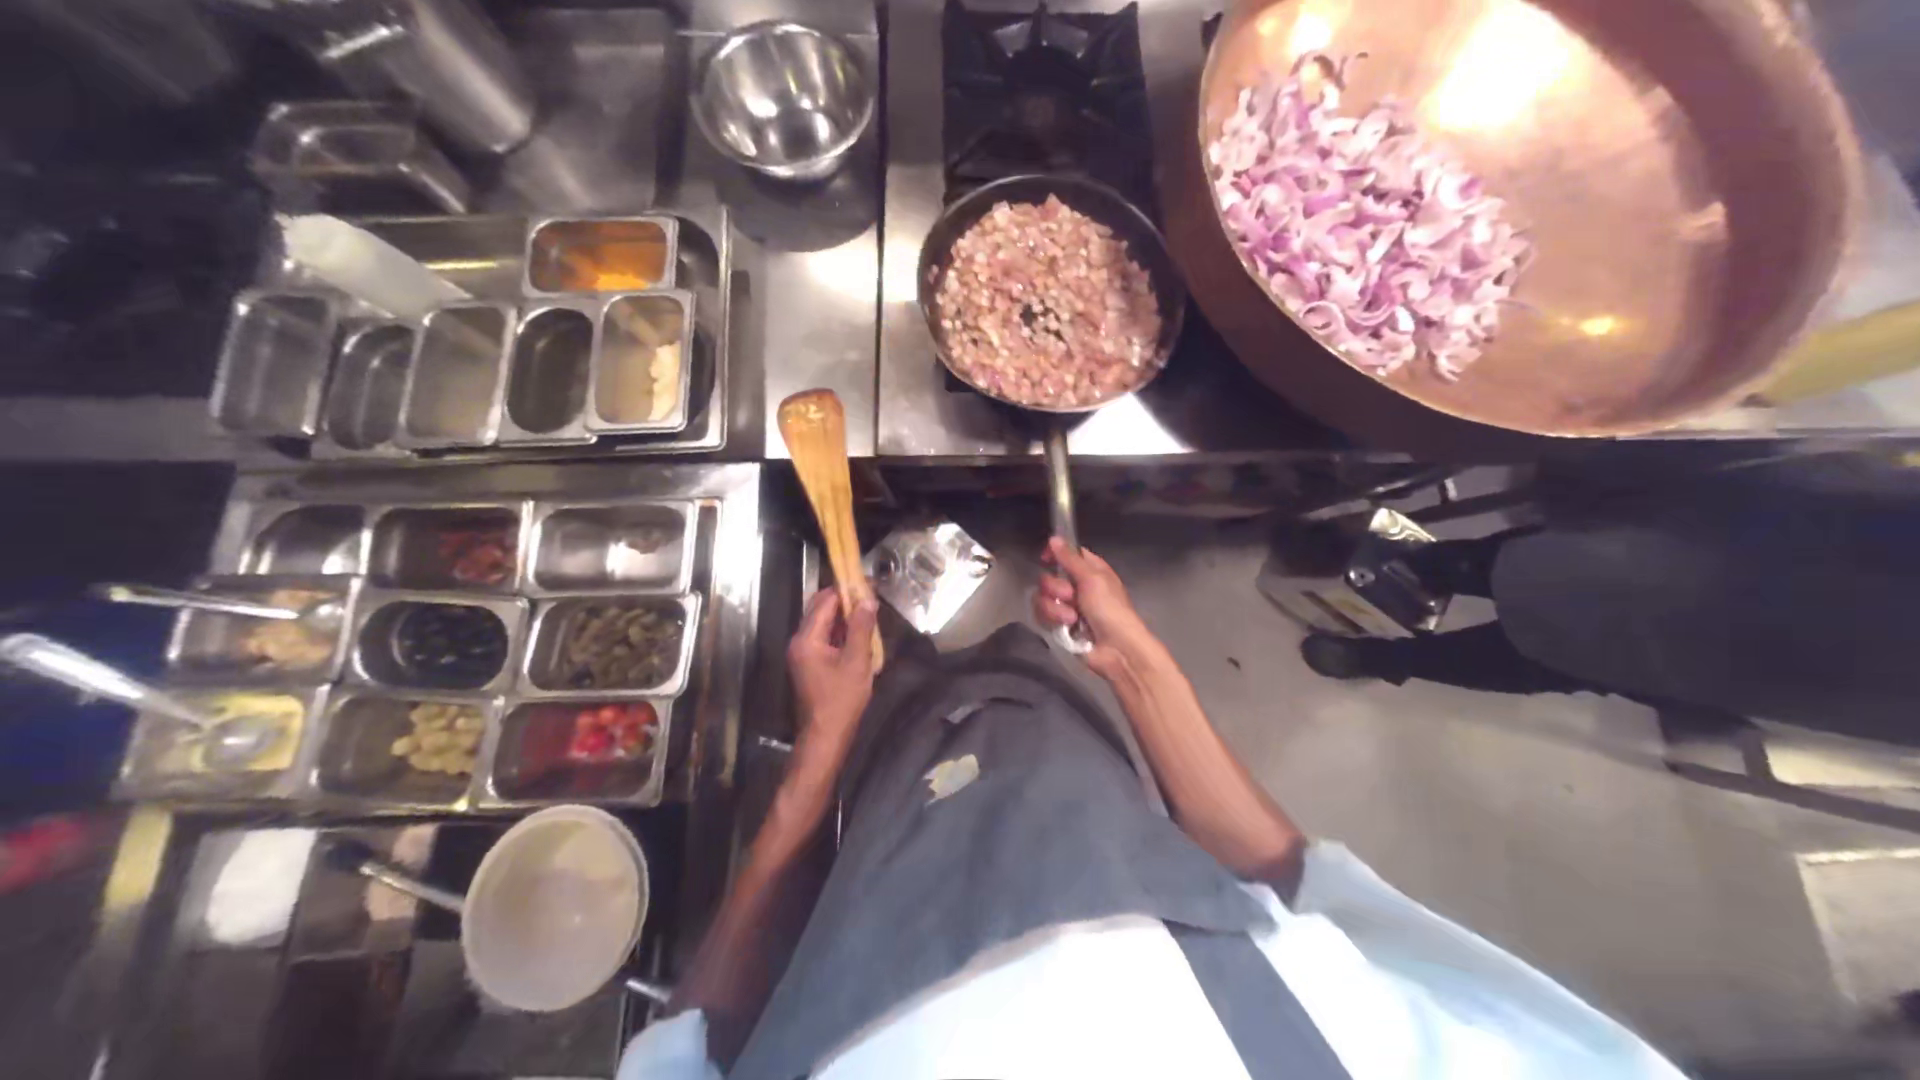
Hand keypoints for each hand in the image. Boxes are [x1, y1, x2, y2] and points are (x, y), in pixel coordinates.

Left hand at [787, 586, 879, 754]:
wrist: (826, 736)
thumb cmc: (841, 699)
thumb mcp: (856, 661)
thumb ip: (861, 628)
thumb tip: (867, 600)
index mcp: (807, 639)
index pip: (825, 602)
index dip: (846, 590)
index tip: (867, 584)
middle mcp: (799, 642)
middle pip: (820, 610)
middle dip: (844, 601)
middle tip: (869, 598)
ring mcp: (802, 653)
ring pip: (822, 623)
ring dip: (844, 617)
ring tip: (868, 614)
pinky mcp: (809, 664)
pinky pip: (824, 638)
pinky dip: (840, 632)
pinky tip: (859, 636)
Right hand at [1032, 537, 1163, 680]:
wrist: (1116, 648)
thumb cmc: (1110, 609)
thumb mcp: (1092, 579)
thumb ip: (1070, 559)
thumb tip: (1054, 538)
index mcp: (1090, 570)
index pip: (1067, 554)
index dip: (1055, 554)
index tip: (1046, 558)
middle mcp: (1077, 586)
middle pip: (1049, 576)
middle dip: (1056, 588)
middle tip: (1070, 596)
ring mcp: (1067, 606)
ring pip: (1043, 597)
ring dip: (1055, 608)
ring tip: (1072, 619)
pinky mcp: (1060, 625)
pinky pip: (1042, 615)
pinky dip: (1053, 620)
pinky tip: (1067, 626)